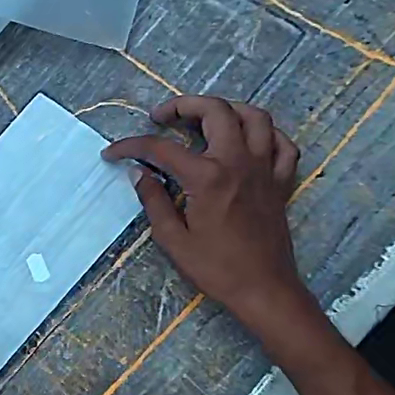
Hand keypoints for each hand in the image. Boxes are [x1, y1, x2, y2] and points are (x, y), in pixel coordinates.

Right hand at [102, 95, 313, 329]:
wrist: (263, 288)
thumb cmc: (215, 267)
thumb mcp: (172, 238)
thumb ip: (154, 199)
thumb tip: (139, 173)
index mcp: (207, 178)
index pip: (161, 149)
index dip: (131, 146)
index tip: (113, 153)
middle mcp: (238, 163)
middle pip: (215, 111)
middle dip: (183, 105)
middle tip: (160, 117)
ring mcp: (265, 169)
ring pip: (254, 117)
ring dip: (226, 109)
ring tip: (203, 117)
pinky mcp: (281, 181)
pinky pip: (282, 143)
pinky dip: (264, 133)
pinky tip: (246, 140)